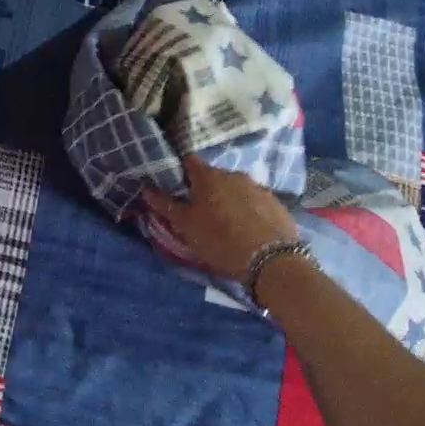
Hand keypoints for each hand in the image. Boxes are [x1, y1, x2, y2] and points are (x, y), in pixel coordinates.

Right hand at [142, 154, 298, 281]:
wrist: (275, 264)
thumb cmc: (222, 241)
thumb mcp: (187, 227)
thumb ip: (166, 205)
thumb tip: (146, 188)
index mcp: (208, 176)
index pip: (188, 161)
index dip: (181, 172)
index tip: (178, 188)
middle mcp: (233, 174)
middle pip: (214, 177)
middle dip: (207, 190)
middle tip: (203, 212)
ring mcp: (258, 188)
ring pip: (236, 189)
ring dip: (230, 200)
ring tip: (229, 224)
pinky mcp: (278, 204)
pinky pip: (256, 202)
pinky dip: (250, 211)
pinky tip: (250, 230)